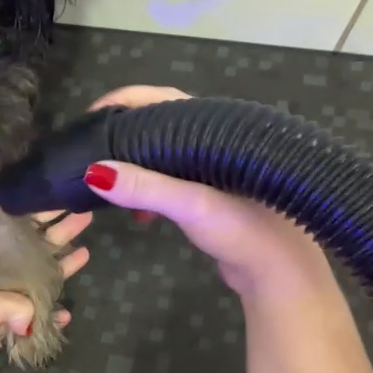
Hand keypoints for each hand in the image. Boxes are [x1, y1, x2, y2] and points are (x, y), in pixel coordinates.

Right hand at [87, 86, 335, 302]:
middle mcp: (218, 140)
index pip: (162, 100)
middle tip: (91, 149)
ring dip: (137, 167)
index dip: (124, 102)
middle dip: (124, 136)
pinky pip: (174, 181)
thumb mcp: (191, 205)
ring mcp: (218, 168)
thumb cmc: (245, 229)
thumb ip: (144, 188)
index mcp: (216, 129)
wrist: (282, 272)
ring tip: (109, 183)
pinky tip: (141, 214)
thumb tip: (95, 172)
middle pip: (161, 125)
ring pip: (166, 155)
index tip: (90, 115)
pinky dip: (152, 191)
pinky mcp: (217, 195)